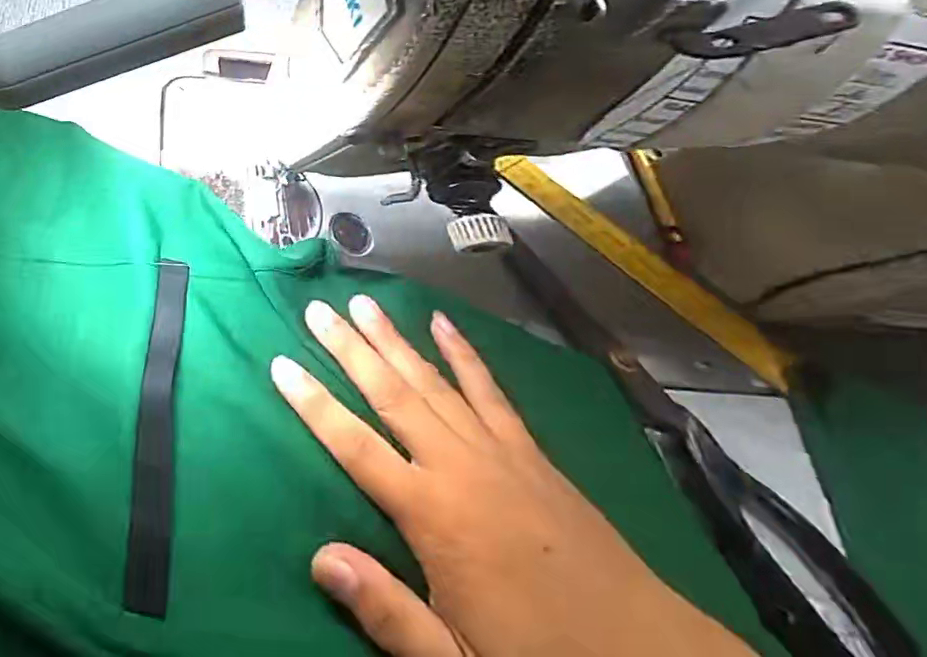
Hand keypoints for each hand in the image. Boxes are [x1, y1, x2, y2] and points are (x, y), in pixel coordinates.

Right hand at [270, 297, 756, 656]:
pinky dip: (464, 355)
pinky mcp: (530, 451)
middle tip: (317, 309)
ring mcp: (497, 451)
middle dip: (349, 349)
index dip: (313, 404)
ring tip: (364, 304)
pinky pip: (490, 391)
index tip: (280, 364)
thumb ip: (386, 609)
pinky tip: (444, 324)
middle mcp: (457, 466)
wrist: (646, 654)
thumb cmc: (536, 655)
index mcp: (431, 513)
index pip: (354, 445)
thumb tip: (319, 557)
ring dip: (395, 340)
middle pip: (390, 394)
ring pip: (433, 381)